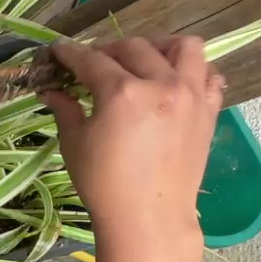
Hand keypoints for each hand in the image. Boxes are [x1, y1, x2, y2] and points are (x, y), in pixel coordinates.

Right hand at [40, 36, 221, 261]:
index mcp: (122, 93)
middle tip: (91, 64)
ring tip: (141, 62)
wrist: (148, 215)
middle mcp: (161, 84)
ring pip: (183, 46)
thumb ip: (65, 110)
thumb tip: (51, 92)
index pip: (91, 60)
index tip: (58, 50)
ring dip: (158, 47)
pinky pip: (207, 72)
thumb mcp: (74, 143)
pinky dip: (190, 69)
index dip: (70, 52)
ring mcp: (191, 94)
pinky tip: (171, 82)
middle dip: (107, 50)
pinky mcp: (209, 108)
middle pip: (134, 47)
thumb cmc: (102, 182)